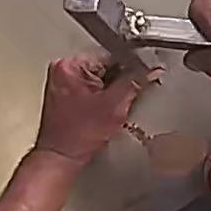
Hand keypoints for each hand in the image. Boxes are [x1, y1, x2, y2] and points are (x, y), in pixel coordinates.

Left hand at [33, 52, 156, 163]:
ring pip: (98, 76)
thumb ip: (134, 82)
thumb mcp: (115, 106)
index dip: (130, 67)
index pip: (110, 55)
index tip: (141, 75)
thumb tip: (149, 70)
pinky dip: (99, 95)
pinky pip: (89, 85)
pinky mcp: (63, 91)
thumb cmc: (78, 135)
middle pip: (104, 64)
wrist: (61, 156)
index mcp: (70, 65)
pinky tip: (98, 110)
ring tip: (105, 108)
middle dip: (118, 80)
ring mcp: (61, 80)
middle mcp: (62, 68)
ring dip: (109, 88)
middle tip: (118, 100)